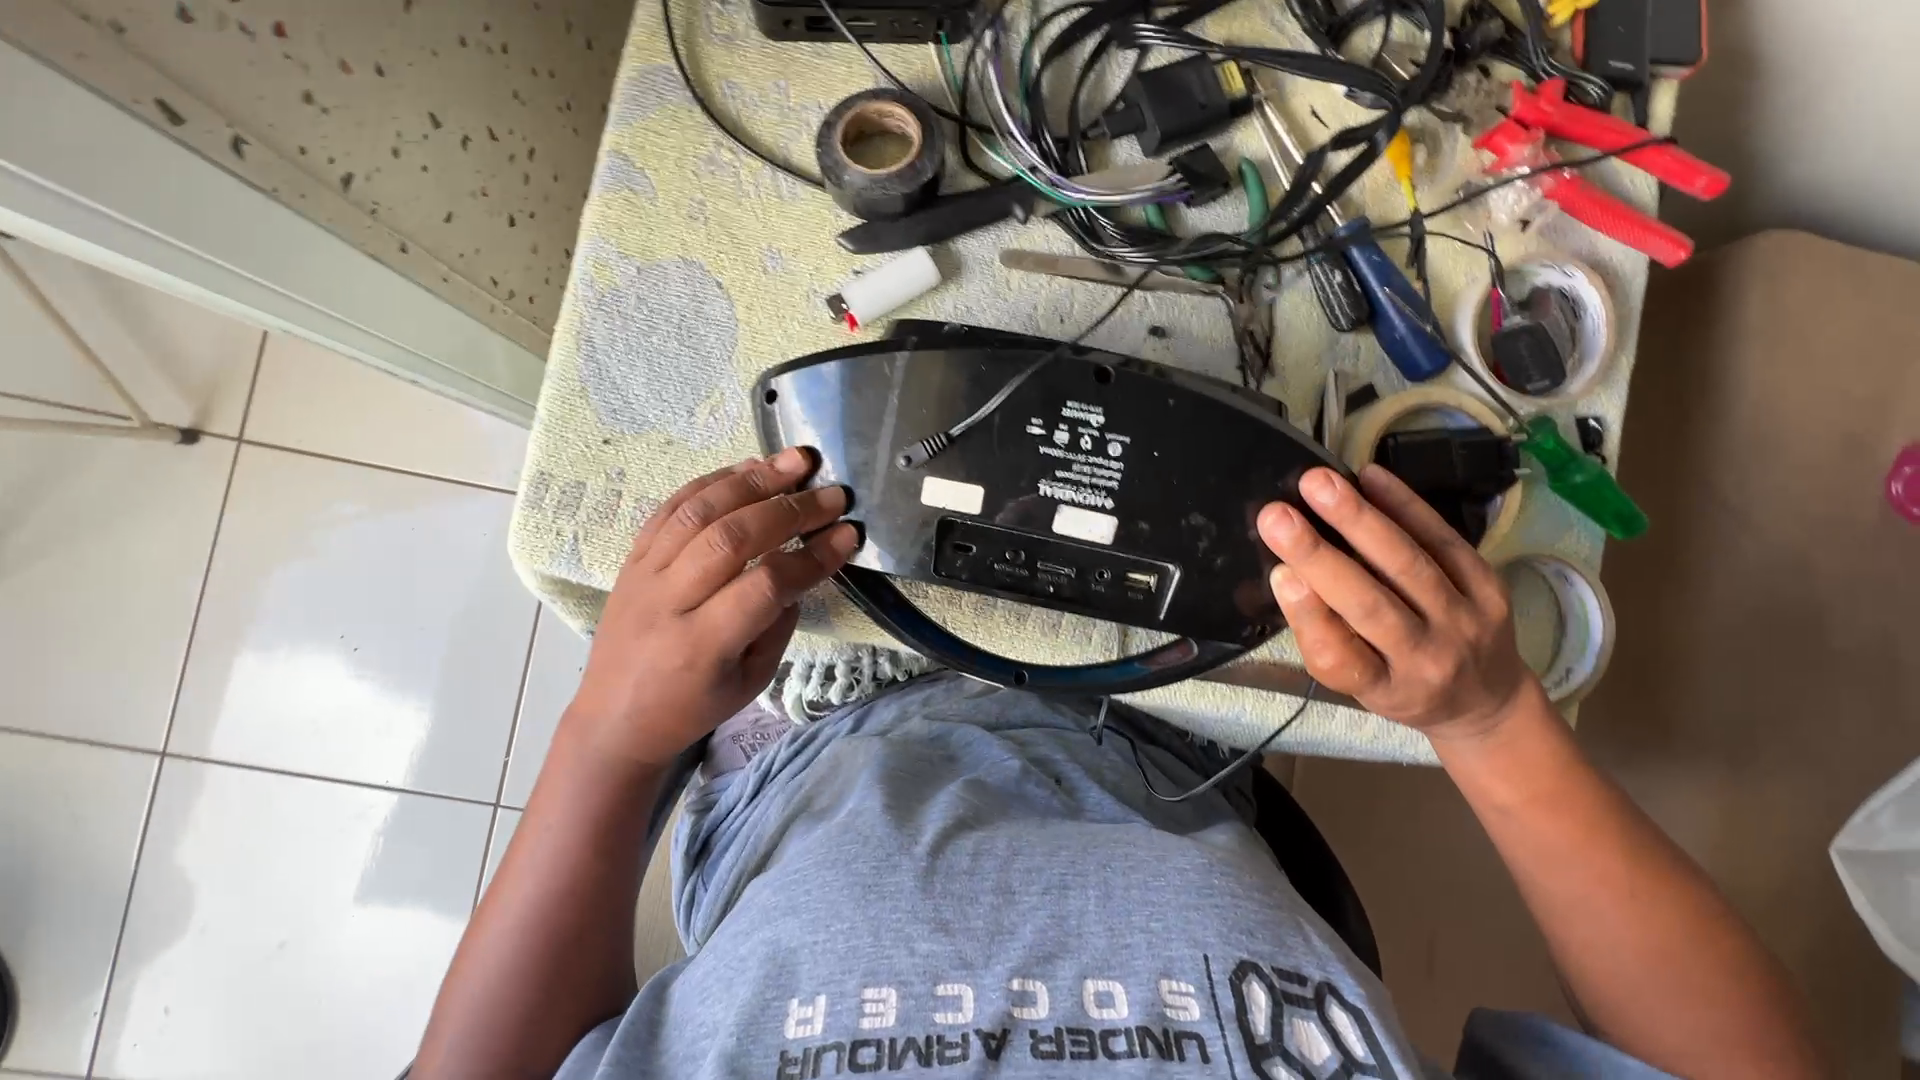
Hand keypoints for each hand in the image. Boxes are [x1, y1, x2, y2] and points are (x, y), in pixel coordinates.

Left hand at [565, 448, 857, 767]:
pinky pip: (671, 507)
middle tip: (833, 493)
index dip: (811, 557)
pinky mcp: (631, 558)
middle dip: (790, 510)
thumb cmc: (691, 707)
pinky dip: (712, 481)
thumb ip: (778, 624)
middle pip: (732, 538)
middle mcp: (668, 602)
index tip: (848, 535)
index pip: (765, 585)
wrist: (614, 718)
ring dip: (752, 480)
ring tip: (795, 462)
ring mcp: (644, 574)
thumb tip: (801, 567)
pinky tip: (746, 468)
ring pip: (699, 512)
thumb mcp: (750, 682)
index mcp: (701, 645)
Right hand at [1257, 464, 1538, 740]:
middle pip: (1371, 605)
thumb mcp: (1355, 680)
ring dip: (1359, 518)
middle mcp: (1427, 660)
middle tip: (1276, 514)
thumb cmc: (1398, 684)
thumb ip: (1322, 633)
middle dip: (1320, 556)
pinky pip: (1444, 540)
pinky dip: (1406, 506)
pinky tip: (1370, 477)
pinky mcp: (1490, 588)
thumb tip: (1289, 574)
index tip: (1280, 574)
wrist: (1486, 698)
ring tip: (1318, 483)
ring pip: (1408, 564)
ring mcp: (1464, 622)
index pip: (1343, 659)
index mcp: (1383, 688)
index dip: (1311, 616)